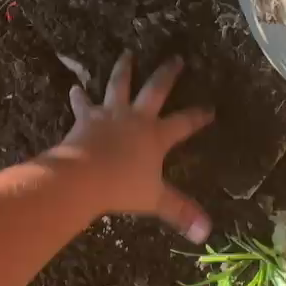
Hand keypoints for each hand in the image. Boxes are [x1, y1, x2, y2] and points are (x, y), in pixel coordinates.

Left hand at [47, 53, 214, 243]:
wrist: (83, 175)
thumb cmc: (121, 186)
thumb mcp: (155, 199)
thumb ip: (180, 211)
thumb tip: (206, 232)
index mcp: (156, 135)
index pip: (183, 123)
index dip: (198, 116)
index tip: (210, 107)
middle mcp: (135, 117)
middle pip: (155, 89)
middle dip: (167, 74)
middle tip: (176, 57)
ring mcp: (110, 113)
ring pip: (119, 84)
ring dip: (124, 68)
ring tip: (127, 53)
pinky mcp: (86, 117)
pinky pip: (83, 103)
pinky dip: (79, 96)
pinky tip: (75, 87)